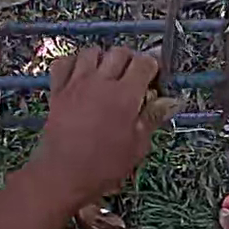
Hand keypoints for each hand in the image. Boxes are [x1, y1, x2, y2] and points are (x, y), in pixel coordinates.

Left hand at [24, 46, 163, 209]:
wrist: (63, 175)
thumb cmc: (105, 166)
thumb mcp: (137, 146)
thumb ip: (152, 118)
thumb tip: (171, 101)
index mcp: (125, 95)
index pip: (144, 63)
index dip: (152, 68)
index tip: (152, 82)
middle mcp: (100, 82)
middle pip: (120, 52)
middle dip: (130, 61)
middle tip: (132, 80)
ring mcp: (76, 84)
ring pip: (92, 52)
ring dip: (102, 59)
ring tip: (106, 76)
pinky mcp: (57, 91)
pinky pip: (63, 63)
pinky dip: (73, 64)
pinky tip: (79, 76)